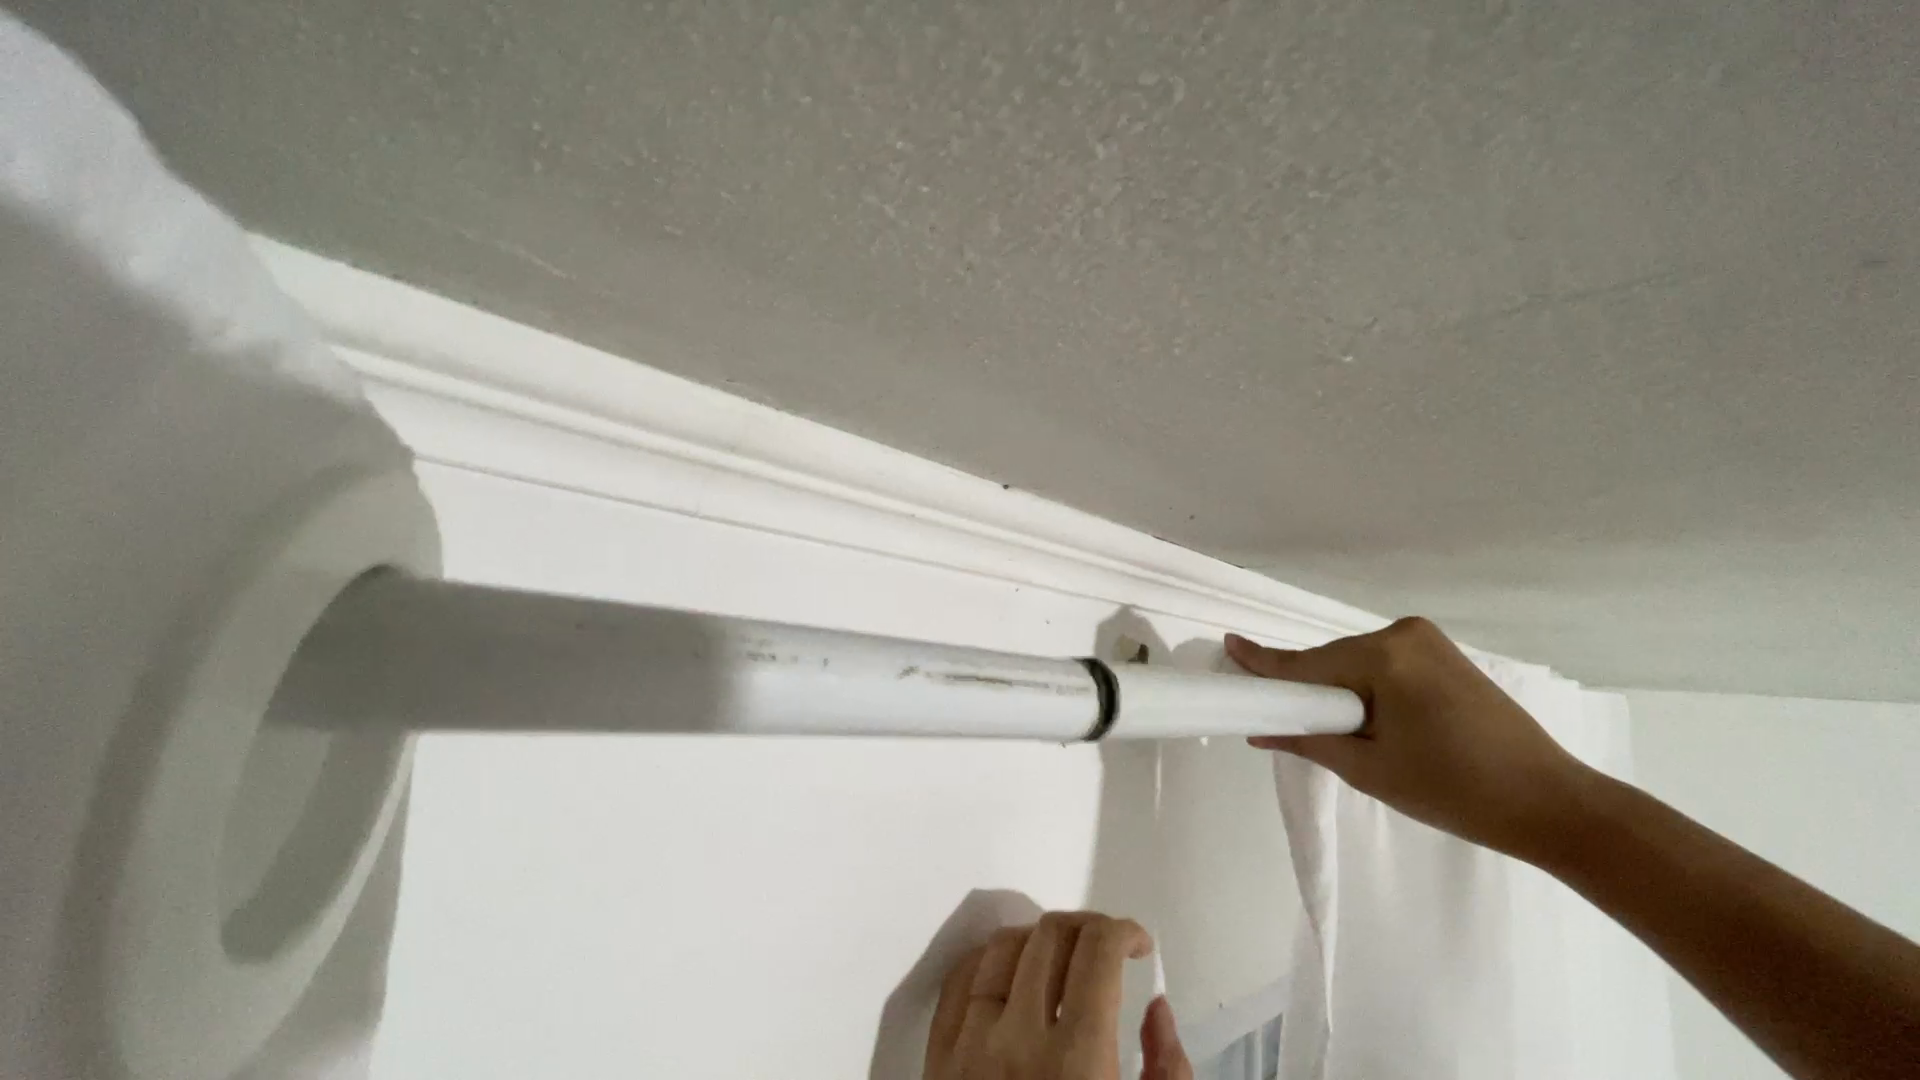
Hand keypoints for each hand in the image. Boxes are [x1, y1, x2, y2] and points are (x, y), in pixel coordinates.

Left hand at [925, 912, 1191, 1079]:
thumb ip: (1168, 1074)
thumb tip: (1157, 1010)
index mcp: (1078, 1060)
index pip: (1096, 951)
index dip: (1123, 931)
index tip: (1139, 944)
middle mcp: (1017, 1038)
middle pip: (1051, 936)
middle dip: (1088, 927)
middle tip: (1106, 949)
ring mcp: (968, 1045)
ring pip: (1002, 946)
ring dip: (1039, 938)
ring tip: (1060, 958)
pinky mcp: (935, 1060)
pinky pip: (959, 980)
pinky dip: (989, 960)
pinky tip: (1011, 972)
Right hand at [1225, 617, 1595, 861]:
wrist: (1552, 804)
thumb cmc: (1454, 790)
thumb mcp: (1369, 770)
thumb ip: (1309, 740)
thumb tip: (1261, 730)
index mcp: (1385, 656)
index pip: (1308, 664)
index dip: (1265, 665)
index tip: (1228, 647)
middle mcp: (1404, 634)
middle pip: (1331, 661)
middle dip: (1309, 690)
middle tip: (1285, 723)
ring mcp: (1429, 641)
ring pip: (1357, 663)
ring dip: (1340, 691)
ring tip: (1339, 732)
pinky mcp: (1445, 655)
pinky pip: (1384, 666)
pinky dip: (1367, 688)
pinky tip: (1368, 718)